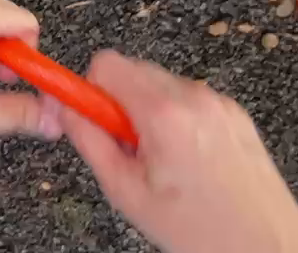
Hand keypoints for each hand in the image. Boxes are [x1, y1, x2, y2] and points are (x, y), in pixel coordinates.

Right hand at [61, 51, 297, 252]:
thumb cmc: (203, 235)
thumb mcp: (126, 192)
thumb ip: (86, 138)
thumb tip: (61, 104)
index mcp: (165, 113)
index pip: (106, 63)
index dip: (91, 88)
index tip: (95, 119)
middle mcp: (195, 97)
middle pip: (131, 69)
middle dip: (120, 101)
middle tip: (131, 148)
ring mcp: (220, 103)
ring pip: (158, 83)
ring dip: (148, 109)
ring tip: (164, 160)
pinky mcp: (236, 114)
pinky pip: (186, 97)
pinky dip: (176, 117)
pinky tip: (188, 158)